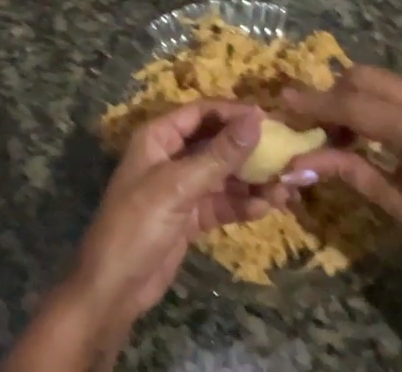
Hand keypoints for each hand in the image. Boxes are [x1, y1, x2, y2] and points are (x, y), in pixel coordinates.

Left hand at [69, 101, 267, 337]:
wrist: (114, 288)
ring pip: (223, 175)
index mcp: (158, 137)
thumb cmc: (138, 224)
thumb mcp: (180, 186)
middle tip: (287, 156)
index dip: (234, 113)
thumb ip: (220, 154)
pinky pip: (221, 202)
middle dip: (249, 150)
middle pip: (216, 142)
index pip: (201, 112)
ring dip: (252, 180)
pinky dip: (242, 204)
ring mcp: (181, 188)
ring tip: (285, 188)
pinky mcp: (190, 216)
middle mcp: (170, 156)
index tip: (271, 120)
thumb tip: (256, 119)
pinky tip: (266, 208)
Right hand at [278, 66, 401, 314]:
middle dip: (332, 95)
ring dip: (352, 99)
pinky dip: (374, 106)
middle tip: (306, 124)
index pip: (354, 105)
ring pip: (382, 83)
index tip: (281, 100)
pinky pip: (400, 96)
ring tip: (331, 135)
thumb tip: (297, 163)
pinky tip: (361, 135)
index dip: (314, 103)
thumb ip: (349, 172)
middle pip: (366, 79)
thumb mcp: (400, 207)